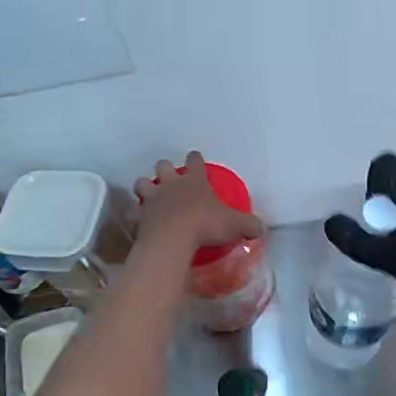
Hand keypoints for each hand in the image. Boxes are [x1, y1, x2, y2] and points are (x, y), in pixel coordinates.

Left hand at [135, 151, 263, 249]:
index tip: (195, 158)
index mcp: (194, 181)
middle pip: (163, 166)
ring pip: (142, 183)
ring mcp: (152, 198)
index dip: (196, 159)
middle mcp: (171, 184)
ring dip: (144, 186)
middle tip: (168, 177)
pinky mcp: (139, 216)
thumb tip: (262, 229)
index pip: (195, 162)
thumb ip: (249, 225)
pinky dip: (135, 215)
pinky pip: (133, 212)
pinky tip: (139, 221)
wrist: (173, 237)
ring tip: (148, 194)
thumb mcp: (236, 224)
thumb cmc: (206, 225)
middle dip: (165, 168)